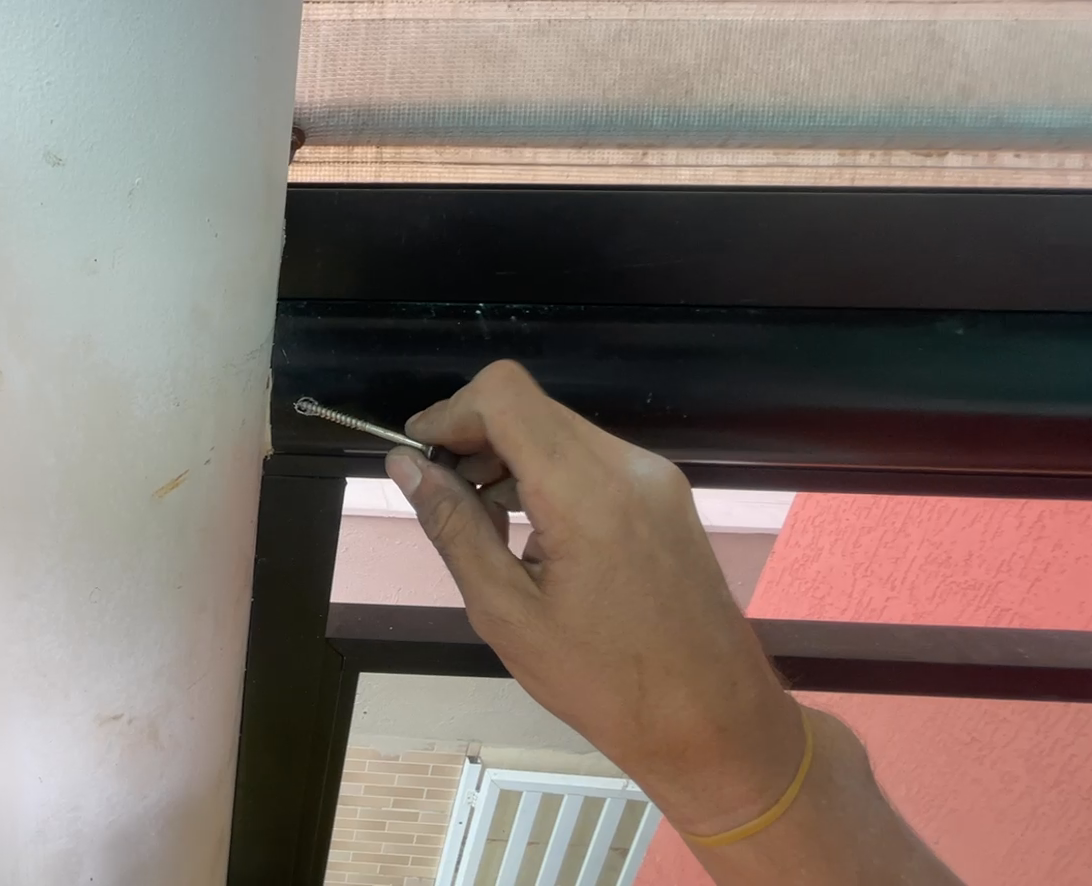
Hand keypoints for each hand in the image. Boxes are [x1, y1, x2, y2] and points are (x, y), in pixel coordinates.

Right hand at [386, 361, 805, 835]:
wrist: (719, 727)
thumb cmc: (602, 682)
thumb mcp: (504, 609)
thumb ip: (451, 524)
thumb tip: (403, 465)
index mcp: (587, 494)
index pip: (504, 396)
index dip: (449, 411)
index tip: (418, 453)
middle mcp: (626, 466)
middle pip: (525, 403)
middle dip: (469, 432)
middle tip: (440, 489)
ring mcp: (652, 475)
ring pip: (551, 423)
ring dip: (501, 451)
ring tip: (481, 515)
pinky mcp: (661, 491)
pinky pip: (581, 451)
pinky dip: (536, 467)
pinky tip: (524, 522)